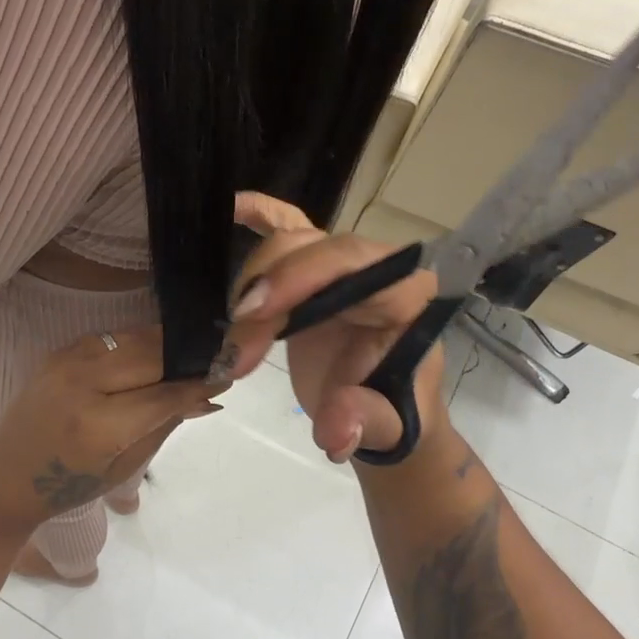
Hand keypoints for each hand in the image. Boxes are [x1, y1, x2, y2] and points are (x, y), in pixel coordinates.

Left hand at [0, 326, 222, 529]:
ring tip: (186, 356)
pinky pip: (108, 339)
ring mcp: (66, 363)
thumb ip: (165, 424)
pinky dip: (133, 344)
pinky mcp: (57, 353)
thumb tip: (207, 395)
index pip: (165, 394)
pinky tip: (150, 356)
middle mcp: (82, 384)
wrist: (8, 477)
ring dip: (162, 345)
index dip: (199, 383)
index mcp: (100, 424)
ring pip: (131, 339)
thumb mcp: (124, 466)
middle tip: (212, 360)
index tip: (227, 376)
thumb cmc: (70, 485)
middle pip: (151, 355)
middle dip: (185, 356)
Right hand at [224, 193, 447, 462]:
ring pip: (288, 242)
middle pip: (310, 249)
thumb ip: (363, 421)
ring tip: (232, 337)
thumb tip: (335, 431)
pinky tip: (232, 207)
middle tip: (234, 347)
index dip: (297, 279)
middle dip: (264, 290)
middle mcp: (376, 266)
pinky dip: (259, 214)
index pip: (350, 263)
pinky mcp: (312, 271)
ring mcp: (341, 264)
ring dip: (250, 281)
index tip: (252, 318)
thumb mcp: (383, 426)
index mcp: (406, 291)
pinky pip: (287, 226)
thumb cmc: (389, 416)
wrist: (382, 415)